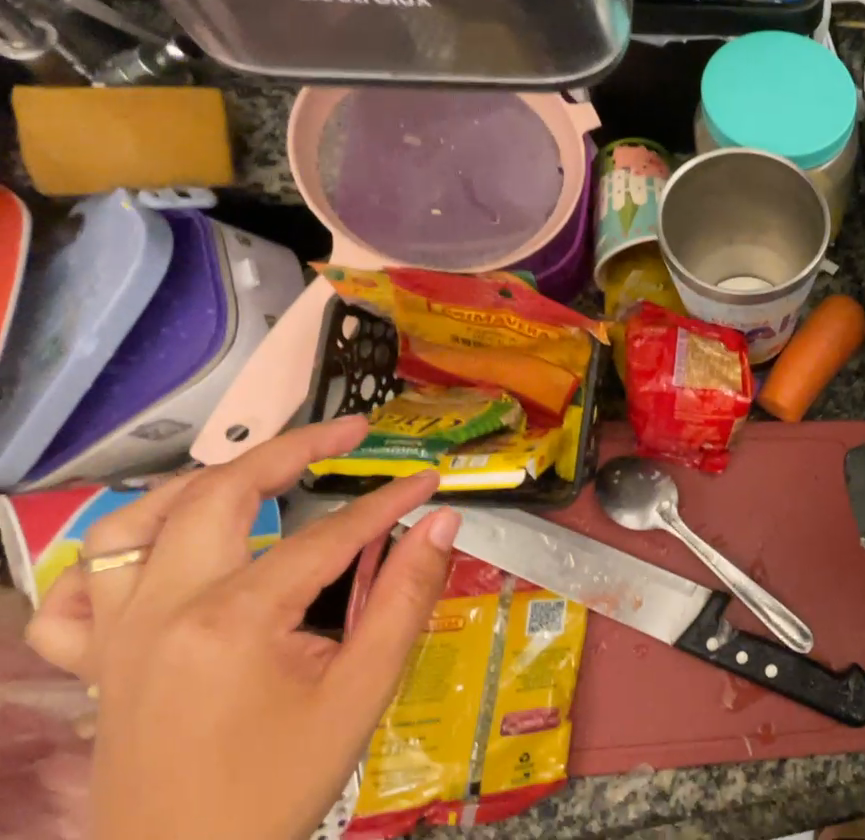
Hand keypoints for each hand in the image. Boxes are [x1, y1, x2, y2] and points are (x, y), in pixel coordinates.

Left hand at [26, 416, 461, 839]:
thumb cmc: (283, 779)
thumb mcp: (365, 689)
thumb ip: (407, 596)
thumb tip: (442, 520)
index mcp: (234, 619)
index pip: (327, 534)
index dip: (387, 501)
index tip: (431, 478)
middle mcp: (161, 609)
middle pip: (218, 494)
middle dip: (291, 448)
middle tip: (350, 431)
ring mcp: (115, 632)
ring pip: (134, 524)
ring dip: (201, 481)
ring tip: (261, 466)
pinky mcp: (95, 659)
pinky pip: (76, 591)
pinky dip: (112, 555)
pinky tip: (160, 547)